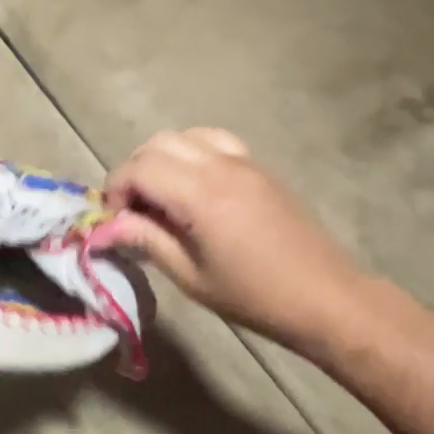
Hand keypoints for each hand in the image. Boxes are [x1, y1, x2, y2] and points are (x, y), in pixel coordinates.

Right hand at [103, 128, 377, 350]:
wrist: (326, 298)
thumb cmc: (255, 296)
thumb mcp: (191, 277)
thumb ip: (146, 241)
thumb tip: (106, 229)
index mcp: (201, 195)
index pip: (138, 169)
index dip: (116, 190)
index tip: (116, 221)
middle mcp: (219, 166)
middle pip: (157, 144)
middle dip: (134, 171)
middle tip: (134, 210)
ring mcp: (243, 161)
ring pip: (184, 136)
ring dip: (161, 158)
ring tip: (161, 195)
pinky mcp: (259, 167)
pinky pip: (213, 140)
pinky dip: (191, 152)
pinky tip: (193, 186)